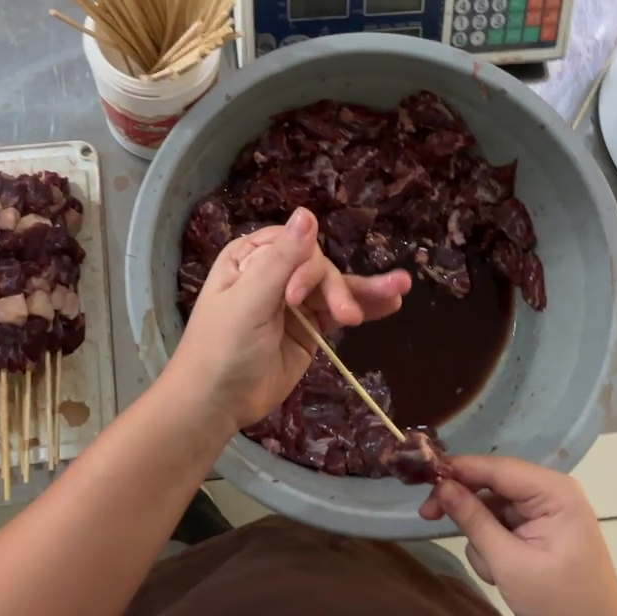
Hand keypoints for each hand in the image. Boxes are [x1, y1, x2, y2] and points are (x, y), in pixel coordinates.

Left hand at [171, 207, 409, 431]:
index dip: (305, 265)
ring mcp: (294, 304)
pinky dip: (366, 308)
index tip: (295, 298)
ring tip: (402, 287)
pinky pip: (340, 313)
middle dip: (335, 288)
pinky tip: (393, 302)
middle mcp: (274, 274)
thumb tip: (307, 212)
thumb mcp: (248, 300)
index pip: (294, 244)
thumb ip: (281, 259)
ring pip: (335, 288)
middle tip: (345, 316)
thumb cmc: (221, 347)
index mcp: (250, 258)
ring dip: (367, 289)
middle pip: (319, 267)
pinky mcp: (309, 331)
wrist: (214, 403)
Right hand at [420, 455, 616, 615]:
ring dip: (483, 534)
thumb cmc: (559, 602)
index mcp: (554, 491)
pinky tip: (502, 571)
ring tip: (494, 570)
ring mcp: (546, 509)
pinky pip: (503, 521)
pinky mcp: (541, 526)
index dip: (458, 470)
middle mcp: (551, 491)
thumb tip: (441, 486)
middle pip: (492, 483)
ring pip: (493, 504)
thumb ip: (473, 520)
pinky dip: (494, 543)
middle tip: (428, 517)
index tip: (423, 479)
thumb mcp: (509, 563)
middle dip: (466, 506)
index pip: (496, 468)